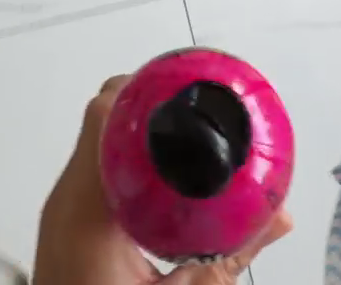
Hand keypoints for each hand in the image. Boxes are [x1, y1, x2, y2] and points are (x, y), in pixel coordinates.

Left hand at [34, 75, 292, 284]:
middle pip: (100, 116)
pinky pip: (93, 164)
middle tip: (191, 103)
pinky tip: (157, 169)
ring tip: (180, 126)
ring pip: (95, 138)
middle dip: (146, 101)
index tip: (178, 83)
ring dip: (134, 126)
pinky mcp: (66, 219)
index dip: (139, 88)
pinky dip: (124, 154)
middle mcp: (66, 198)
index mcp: (87, 209)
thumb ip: (229, 257)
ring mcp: (62, 208)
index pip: (101, 116)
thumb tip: (279, 217)